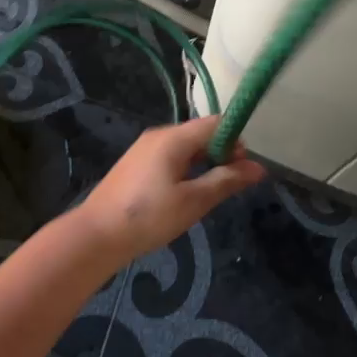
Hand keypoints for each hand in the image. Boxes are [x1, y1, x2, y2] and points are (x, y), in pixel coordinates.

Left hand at [73, 115, 266, 264]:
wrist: (97, 234)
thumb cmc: (149, 216)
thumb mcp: (193, 201)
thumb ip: (226, 181)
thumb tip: (258, 167)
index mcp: (173, 138)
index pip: (214, 123)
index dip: (235, 139)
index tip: (244, 167)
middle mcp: (159, 135)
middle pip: (200, 133)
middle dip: (221, 152)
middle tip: (231, 184)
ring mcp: (145, 148)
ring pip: (185, 147)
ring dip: (203, 163)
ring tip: (210, 192)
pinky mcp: (137, 163)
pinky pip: (170, 156)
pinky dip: (186, 168)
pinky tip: (186, 193)